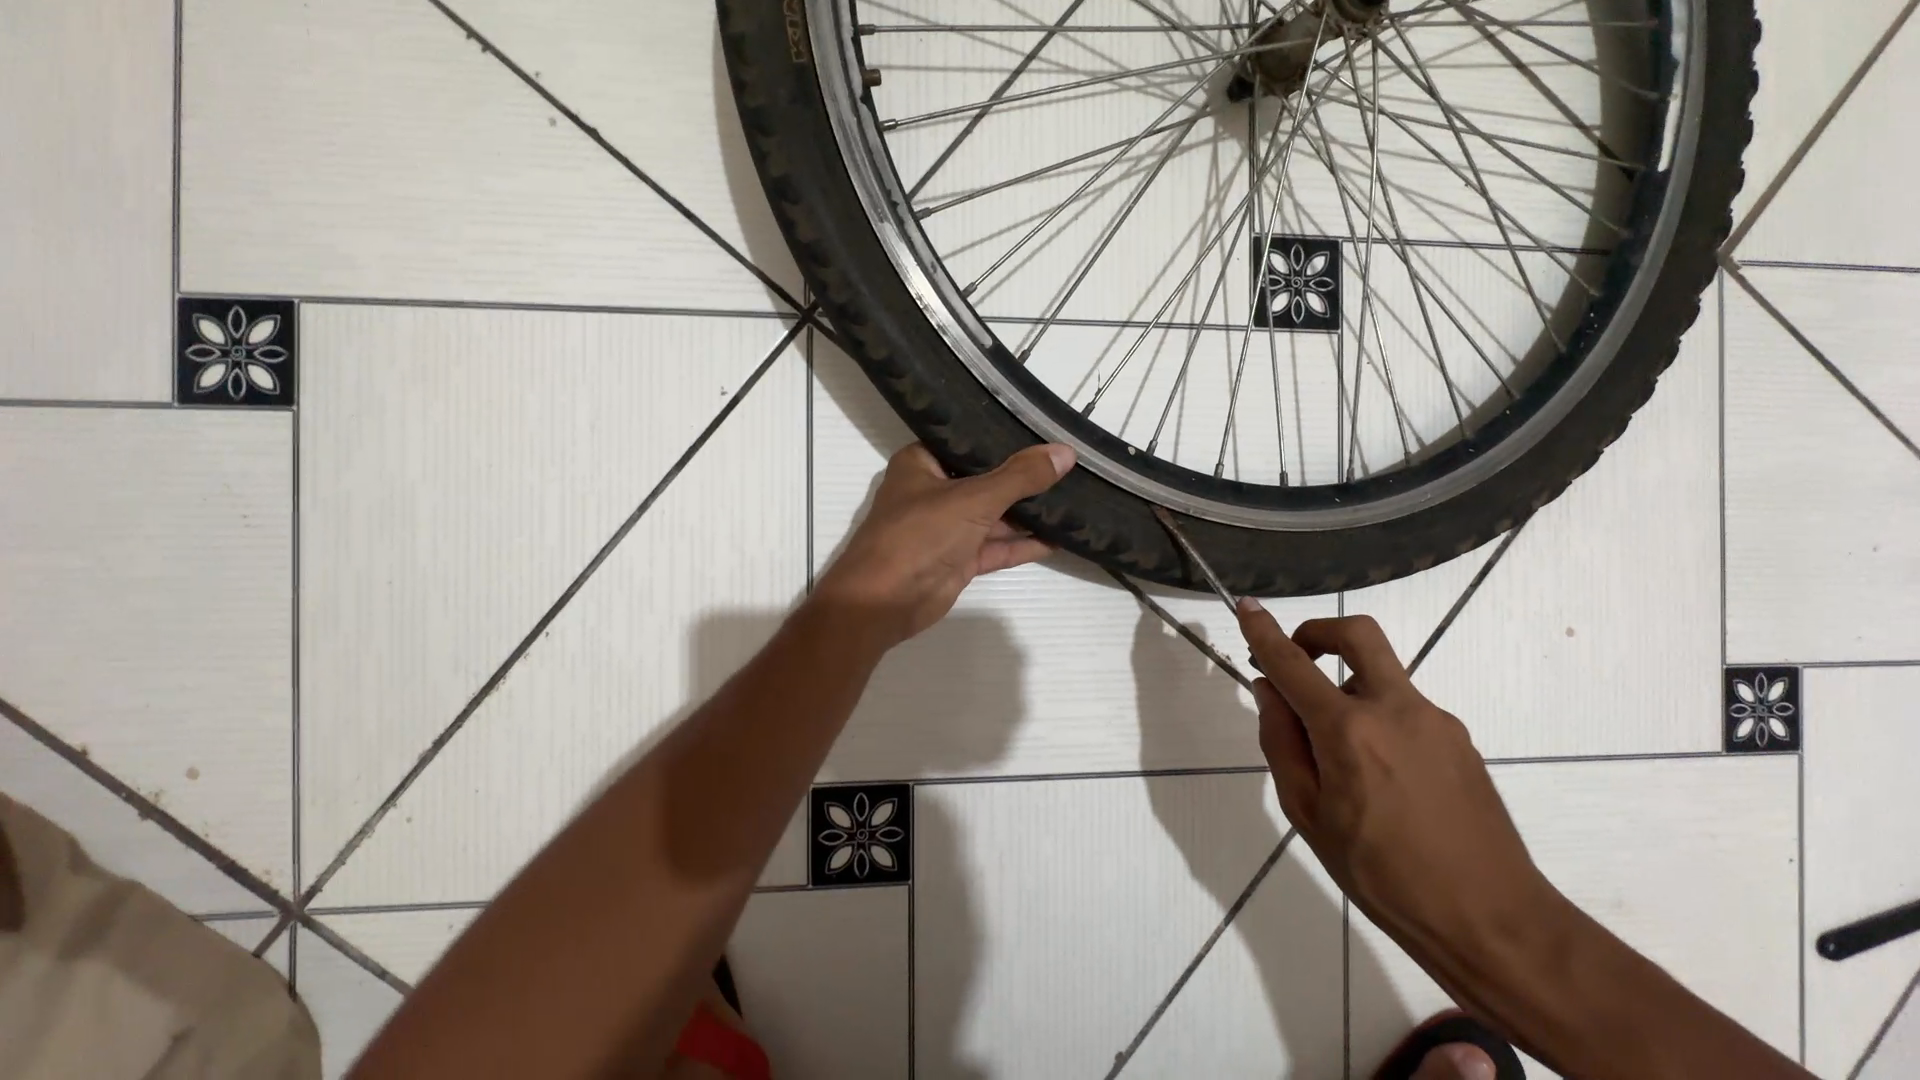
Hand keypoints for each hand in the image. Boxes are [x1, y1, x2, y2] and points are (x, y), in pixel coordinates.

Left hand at [812, 442, 1075, 648]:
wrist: (882, 602)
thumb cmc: (919, 535)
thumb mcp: (973, 498)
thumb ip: (1020, 477)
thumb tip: (1065, 453)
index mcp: (921, 463)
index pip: (967, 441)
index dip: (1004, 436)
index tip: (1045, 427)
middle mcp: (933, 491)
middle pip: (986, 478)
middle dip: (1024, 476)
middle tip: (1071, 462)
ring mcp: (946, 528)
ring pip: (994, 515)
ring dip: (1029, 511)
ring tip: (1075, 495)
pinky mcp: (958, 560)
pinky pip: (997, 546)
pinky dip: (1024, 543)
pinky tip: (1061, 535)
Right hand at [1236, 602, 1564, 964]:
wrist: (1489, 917)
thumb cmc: (1379, 874)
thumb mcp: (1309, 816)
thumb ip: (1283, 745)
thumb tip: (1270, 692)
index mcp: (1348, 731)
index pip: (1293, 665)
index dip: (1264, 631)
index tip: (1246, 607)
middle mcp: (1395, 710)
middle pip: (1358, 634)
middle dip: (1319, 632)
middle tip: (1298, 660)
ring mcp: (1436, 721)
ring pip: (1381, 679)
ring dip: (1348, 693)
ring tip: (1340, 766)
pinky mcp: (1459, 740)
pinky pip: (1405, 712)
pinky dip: (1377, 723)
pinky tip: (1379, 783)